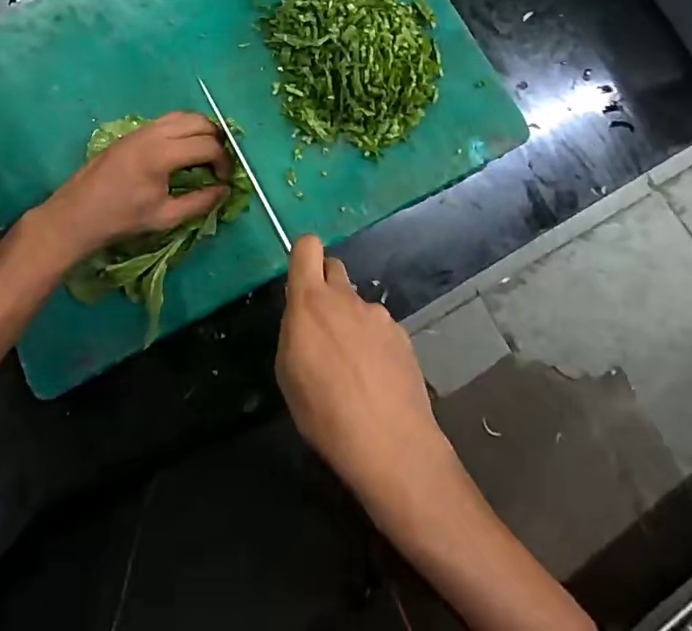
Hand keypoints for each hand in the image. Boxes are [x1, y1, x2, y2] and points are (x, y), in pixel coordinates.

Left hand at [39, 111, 231, 260]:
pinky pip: (168, 120)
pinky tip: (183, 150)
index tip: (224, 180)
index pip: (208, 145)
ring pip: (184, 115)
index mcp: (162, 154)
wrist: (77, 214)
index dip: (224, 162)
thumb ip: (200, 202)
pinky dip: (184, 128)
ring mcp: (142, 129)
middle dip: (217, 140)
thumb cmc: (121, 219)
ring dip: (201, 130)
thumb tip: (225, 190)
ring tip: (205, 154)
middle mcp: (153, 133)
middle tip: (219, 163)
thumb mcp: (165, 216)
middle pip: (200, 122)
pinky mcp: (133, 132)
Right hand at [277, 235, 599, 630]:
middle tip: (320, 326)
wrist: (390, 443)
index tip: (299, 277)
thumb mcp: (288, 371)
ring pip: (357, 305)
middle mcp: (347, 298)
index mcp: (311, 302)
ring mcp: (380, 316)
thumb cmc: (323, 412)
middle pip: (334, 269)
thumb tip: (304, 316)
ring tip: (351, 368)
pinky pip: (379, 328)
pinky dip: (373, 343)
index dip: (303, 255)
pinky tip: (375, 379)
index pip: (308, 248)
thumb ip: (295, 330)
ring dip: (350, 322)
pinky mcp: (403, 336)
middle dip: (324, 286)